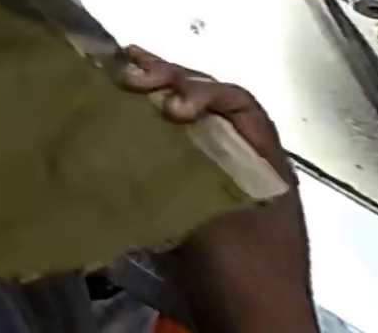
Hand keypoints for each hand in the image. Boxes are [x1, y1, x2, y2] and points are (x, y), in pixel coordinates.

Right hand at [122, 47, 315, 332]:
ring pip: (184, 113)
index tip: (167, 107)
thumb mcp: (221, 215)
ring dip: (154, 89)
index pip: (237, 102)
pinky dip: (140, 115)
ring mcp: (211, 168)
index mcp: (263, 162)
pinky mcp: (182, 182)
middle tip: (130, 75)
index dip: (199, 90)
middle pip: (208, 99)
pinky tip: (114, 101)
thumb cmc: (242, 269)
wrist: (246, 323)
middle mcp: (240, 157)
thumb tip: (138, 119)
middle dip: (169, 79)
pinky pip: (164, 136)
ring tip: (119, 69)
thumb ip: (188, 167)